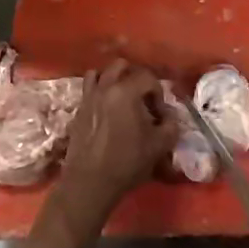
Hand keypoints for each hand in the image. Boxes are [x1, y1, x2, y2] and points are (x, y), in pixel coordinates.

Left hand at [52, 60, 180, 233]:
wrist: (90, 180)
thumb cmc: (127, 161)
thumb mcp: (159, 145)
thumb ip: (170, 125)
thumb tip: (168, 117)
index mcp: (126, 91)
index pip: (148, 78)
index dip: (158, 94)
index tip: (160, 115)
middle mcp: (105, 87)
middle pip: (122, 66)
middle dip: (136, 78)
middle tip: (143, 100)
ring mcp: (88, 96)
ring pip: (101, 73)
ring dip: (114, 80)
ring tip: (123, 100)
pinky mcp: (78, 108)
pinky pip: (89, 88)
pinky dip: (99, 90)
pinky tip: (106, 108)